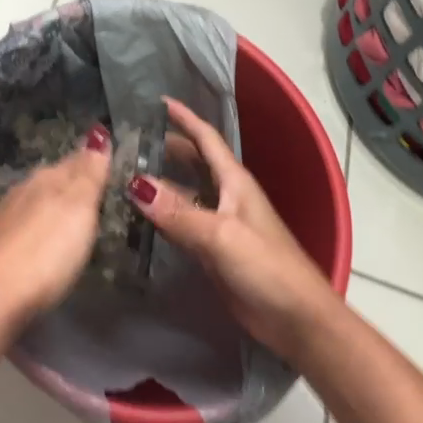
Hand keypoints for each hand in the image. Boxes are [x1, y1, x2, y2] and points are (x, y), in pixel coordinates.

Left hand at [0, 127, 110, 323]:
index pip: (74, 158)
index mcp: (44, 178)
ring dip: (59, 205)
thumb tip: (97, 131)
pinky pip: (30, 224)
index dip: (93, 158)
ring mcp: (9, 218)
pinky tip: (52, 240)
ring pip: (40, 201)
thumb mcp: (77, 208)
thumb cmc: (45, 252)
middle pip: (56, 179)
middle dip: (76, 182)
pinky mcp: (1, 245)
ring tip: (81, 217)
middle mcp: (24, 190)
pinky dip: (45, 227)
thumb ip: (88, 171)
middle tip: (103, 191)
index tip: (112, 160)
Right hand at [130, 98, 332, 360]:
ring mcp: (221, 225)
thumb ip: (178, 211)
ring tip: (124, 174)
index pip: (206, 138)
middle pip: (193, 163)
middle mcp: (227, 196)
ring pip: (185, 193)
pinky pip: (183, 223)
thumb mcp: (221, 235)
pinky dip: (162, 216)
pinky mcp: (215, 252)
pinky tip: (140, 218)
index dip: (184, 118)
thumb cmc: (267, 267)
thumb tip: (134, 183)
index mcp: (234, 181)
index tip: (157, 101)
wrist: (298, 321)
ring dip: (160, 183)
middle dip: (165, 148)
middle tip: (128, 140)